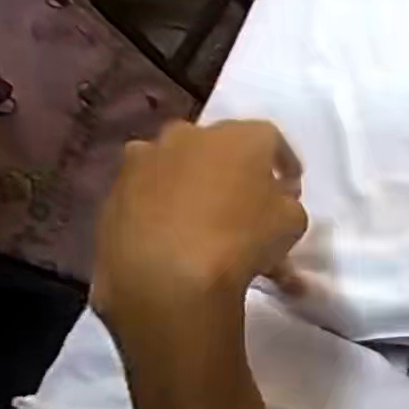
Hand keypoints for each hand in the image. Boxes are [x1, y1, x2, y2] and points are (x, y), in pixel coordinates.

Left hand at [90, 120, 308, 339]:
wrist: (167, 274)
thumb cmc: (244, 239)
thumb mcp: (293, 222)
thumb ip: (286, 201)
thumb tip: (274, 198)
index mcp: (240, 137)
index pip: (271, 138)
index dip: (284, 162)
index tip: (291, 186)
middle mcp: (190, 135)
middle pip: (221, 146)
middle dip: (238, 169)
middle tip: (249, 199)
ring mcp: (145, 158)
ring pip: (182, 165)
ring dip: (198, 183)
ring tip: (209, 219)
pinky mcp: (115, 189)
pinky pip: (153, 191)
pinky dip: (167, 206)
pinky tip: (178, 235)